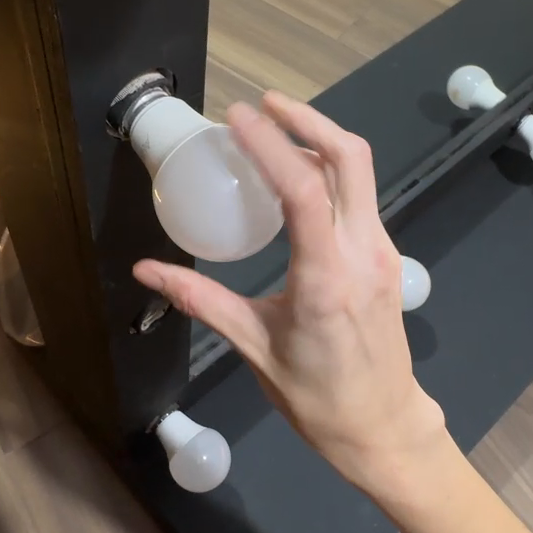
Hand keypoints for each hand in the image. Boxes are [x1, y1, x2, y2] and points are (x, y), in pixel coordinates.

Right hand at [133, 92, 446, 489]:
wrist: (384, 427)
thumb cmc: (317, 398)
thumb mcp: (255, 348)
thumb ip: (202, 301)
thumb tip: (145, 271)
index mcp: (325, 280)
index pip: (305, 191)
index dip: (273, 145)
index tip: (240, 116)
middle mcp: (363, 253)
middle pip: (350, 160)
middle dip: (308, 120)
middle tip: (263, 104)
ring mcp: (382, 252)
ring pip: (361, 172)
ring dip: (321, 139)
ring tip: (275, 129)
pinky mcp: (386, 256)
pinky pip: (361, 195)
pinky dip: (331, 169)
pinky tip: (298, 174)